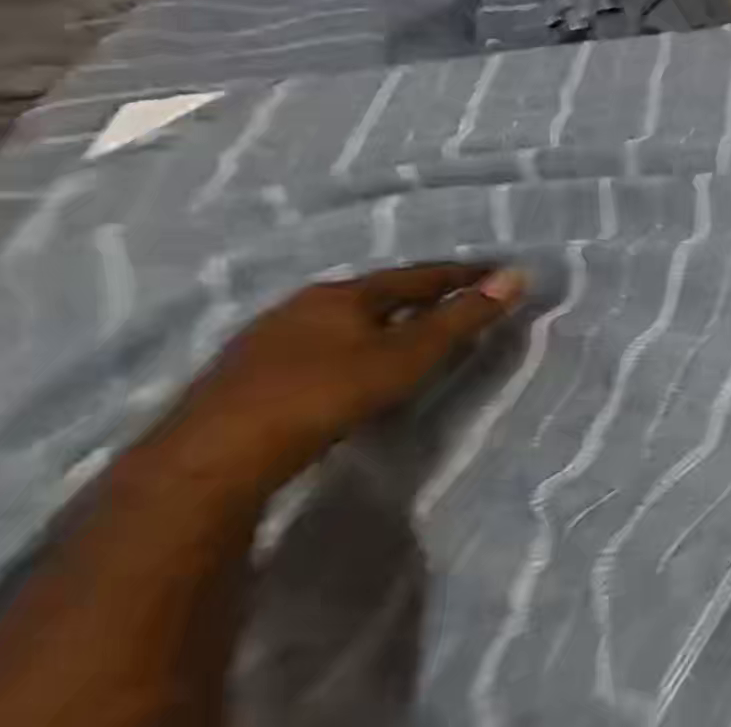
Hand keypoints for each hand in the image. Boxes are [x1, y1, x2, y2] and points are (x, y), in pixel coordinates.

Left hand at [161, 265, 525, 493]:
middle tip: (455, 300)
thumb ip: (463, 317)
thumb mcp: (409, 356)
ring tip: (409, 332)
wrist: (212, 458)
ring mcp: (268, 338)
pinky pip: (316, 344)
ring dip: (381, 321)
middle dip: (419, 295)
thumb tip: (518, 275)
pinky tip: (351, 365)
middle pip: (377, 293)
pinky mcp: (246, 373)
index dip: (462, 274)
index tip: (497, 273)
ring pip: (343, 319)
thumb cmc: (326, 394)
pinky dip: (349, 345)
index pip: (419, 275)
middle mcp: (304, 304)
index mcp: (345, 293)